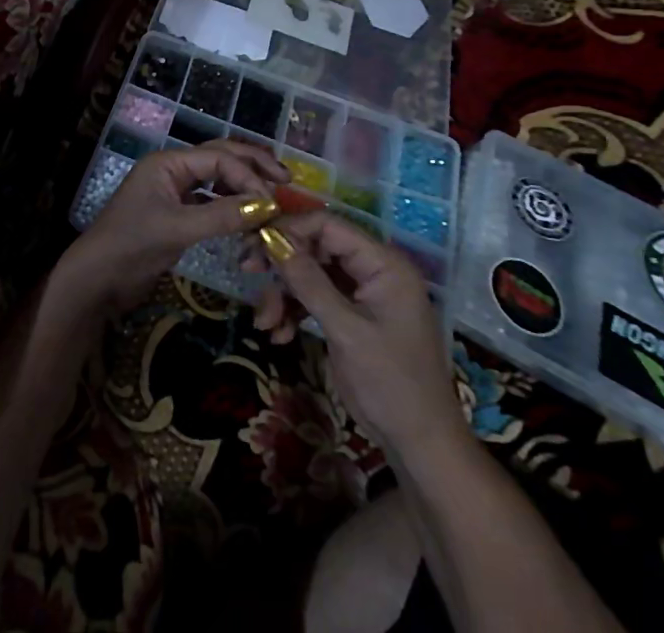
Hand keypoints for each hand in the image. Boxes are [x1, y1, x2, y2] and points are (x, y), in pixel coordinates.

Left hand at [59, 140, 288, 317]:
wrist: (99, 277)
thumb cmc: (131, 245)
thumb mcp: (177, 228)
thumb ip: (222, 216)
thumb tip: (268, 207)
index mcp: (167, 163)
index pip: (218, 157)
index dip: (249, 176)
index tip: (273, 204)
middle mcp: (171, 171)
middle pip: (219, 159)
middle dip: (252, 167)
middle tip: (286, 180)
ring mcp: (173, 193)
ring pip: (216, 180)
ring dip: (243, 186)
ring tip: (272, 197)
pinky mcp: (176, 215)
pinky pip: (210, 202)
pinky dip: (230, 206)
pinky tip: (248, 217)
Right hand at [253, 211, 466, 455]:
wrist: (417, 438)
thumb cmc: (391, 381)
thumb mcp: (345, 330)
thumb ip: (308, 282)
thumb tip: (272, 240)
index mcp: (384, 265)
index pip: (329, 226)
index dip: (289, 230)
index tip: (253, 244)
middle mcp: (373, 271)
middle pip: (314, 247)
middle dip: (280, 263)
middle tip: (246, 272)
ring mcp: (361, 293)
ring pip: (308, 274)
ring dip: (281, 294)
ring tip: (265, 323)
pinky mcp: (348, 314)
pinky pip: (312, 298)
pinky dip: (291, 312)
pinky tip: (279, 334)